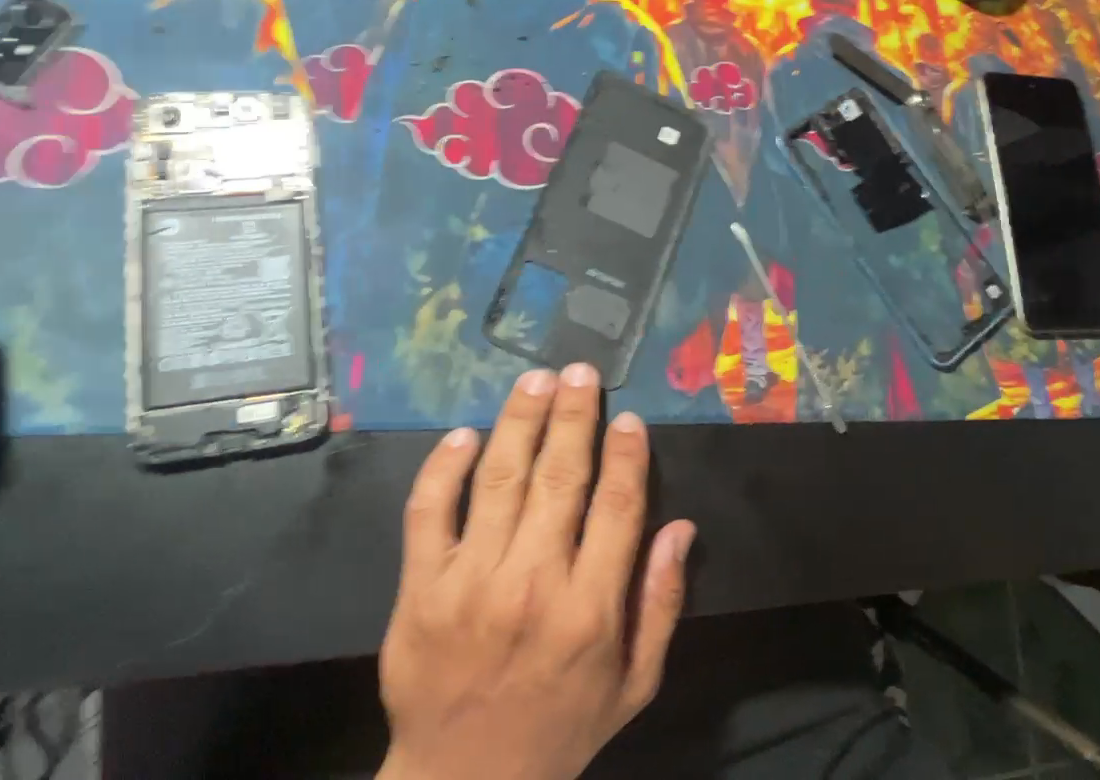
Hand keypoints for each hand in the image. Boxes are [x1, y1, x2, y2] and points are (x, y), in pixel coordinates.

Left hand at [377, 364, 696, 779]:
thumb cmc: (560, 728)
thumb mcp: (635, 683)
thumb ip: (661, 603)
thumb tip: (681, 529)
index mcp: (591, 608)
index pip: (616, 505)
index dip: (626, 453)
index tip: (628, 416)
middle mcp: (532, 582)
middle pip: (559, 476)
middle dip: (574, 415)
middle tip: (580, 372)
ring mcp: (469, 580)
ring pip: (499, 478)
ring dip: (520, 421)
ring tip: (536, 381)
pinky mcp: (419, 586)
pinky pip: (429, 510)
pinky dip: (445, 466)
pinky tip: (466, 434)